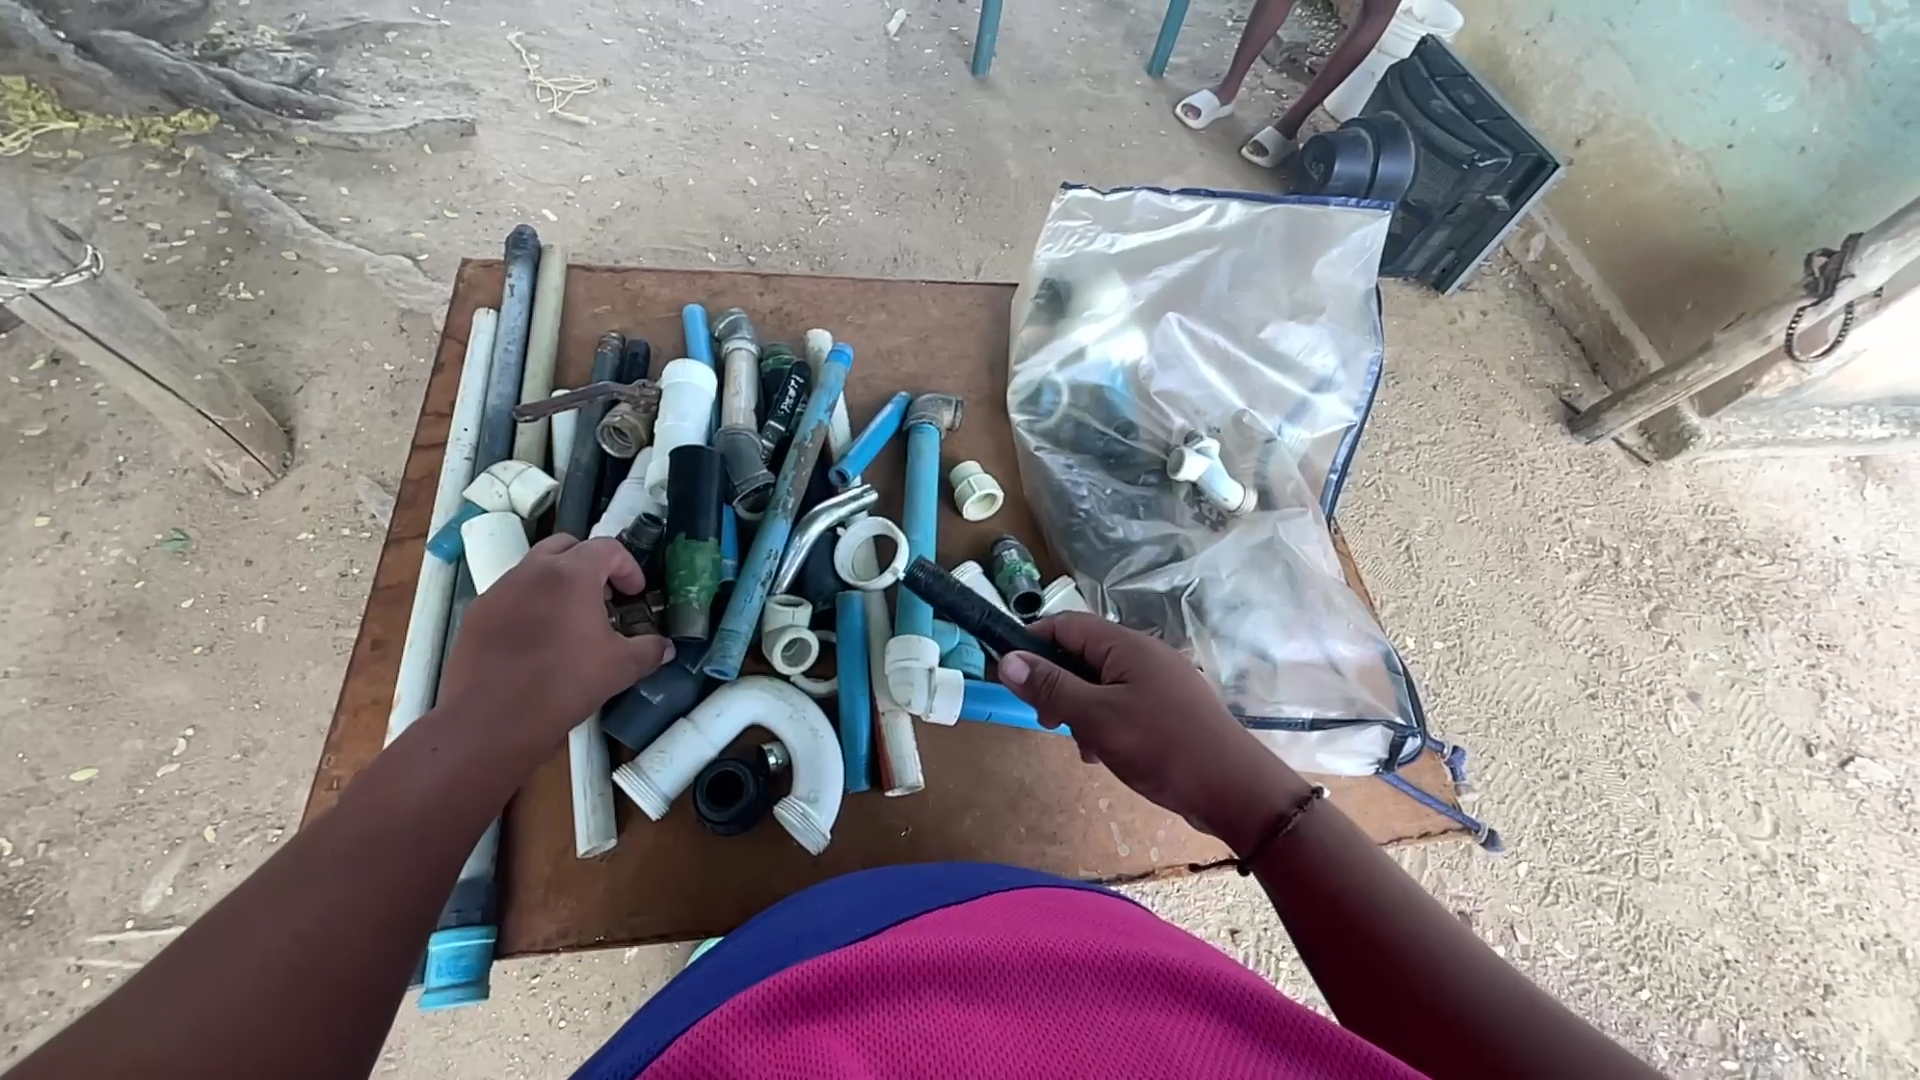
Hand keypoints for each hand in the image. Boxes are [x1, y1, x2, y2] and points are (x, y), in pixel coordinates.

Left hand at [438, 535, 673, 751]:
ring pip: (534, 569)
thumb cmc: (566, 682)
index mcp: (572, 574)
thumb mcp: (622, 667)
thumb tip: (665, 648)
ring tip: (569, 619)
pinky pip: (510, 596)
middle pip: (566, 546)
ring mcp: (499, 591)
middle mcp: (532, 571)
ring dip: (557, 583)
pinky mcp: (476, 614)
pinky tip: (537, 640)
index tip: (635, 594)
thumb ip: (649, 650)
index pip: (607, 549)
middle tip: (602, 595)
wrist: (493, 719)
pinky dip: (529, 605)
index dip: (628, 568)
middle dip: (589, 564)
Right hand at [999, 614, 1312, 854]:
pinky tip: (1106, 754)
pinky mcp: (1168, 708)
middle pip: (1082, 655)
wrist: (1234, 790)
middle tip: (1048, 721)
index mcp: (1126, 645)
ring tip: (1084, 746)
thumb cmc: (1162, 746)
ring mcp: (1159, 682)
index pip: (1066, 625)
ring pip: (1100, 684)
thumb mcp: (1096, 717)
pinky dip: (1105, 723)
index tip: (1009, 673)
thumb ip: (1051, 687)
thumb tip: (1007, 658)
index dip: (1032, 642)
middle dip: (1057, 685)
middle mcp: (1143, 655)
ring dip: (1081, 711)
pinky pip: (1122, 704)